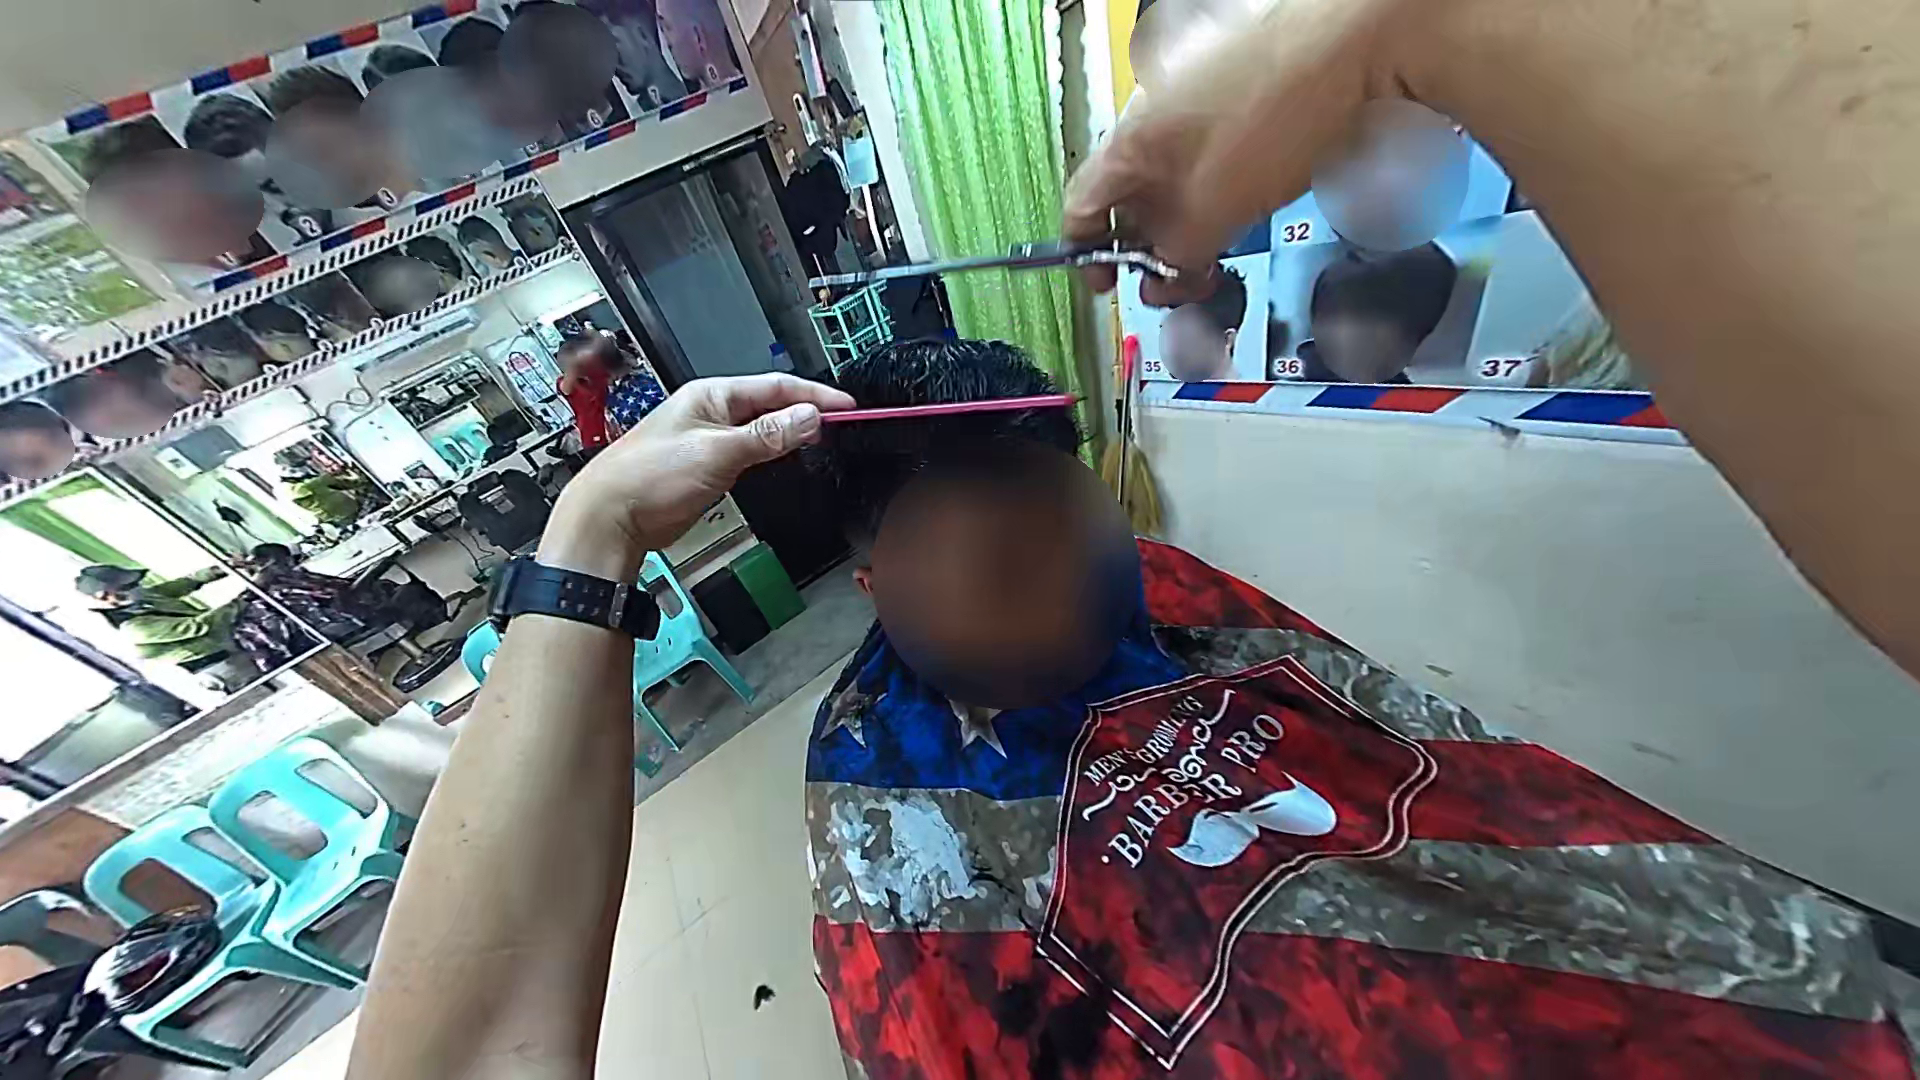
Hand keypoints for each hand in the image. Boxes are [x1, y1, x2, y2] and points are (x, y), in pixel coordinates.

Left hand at [538, 373, 853, 578]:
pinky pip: (754, 449)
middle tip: (841, 424)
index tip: (846, 406)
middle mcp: (714, 412)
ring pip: (765, 428)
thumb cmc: (650, 476)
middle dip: (807, 411)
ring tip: (822, 437)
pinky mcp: (713, 463)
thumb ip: (767, 435)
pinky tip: (789, 455)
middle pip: (772, 404)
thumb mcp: (718, 451)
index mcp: (713, 395)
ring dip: (793, 431)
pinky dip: (776, 451)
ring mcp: (714, 438)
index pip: (776, 386)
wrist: (614, 516)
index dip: (815, 395)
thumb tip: (809, 417)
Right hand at [1063, 0, 1424, 303]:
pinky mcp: (1230, 104)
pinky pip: (1200, 168)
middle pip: (1126, 204)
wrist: (1356, 33)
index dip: (1085, 254)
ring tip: (1210, 266)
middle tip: (1176, 286)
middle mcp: (1149, 123)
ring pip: (1167, 190)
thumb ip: (1174, 256)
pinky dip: (1207, 206)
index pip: (1079, 207)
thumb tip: (1165, 277)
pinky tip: (1234, 224)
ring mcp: (1191, 110)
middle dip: (1145, 256)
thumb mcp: (1210, 213)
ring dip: (1180, 238)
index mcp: (1128, 144)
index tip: (1109, 284)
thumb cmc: (1266, 126)